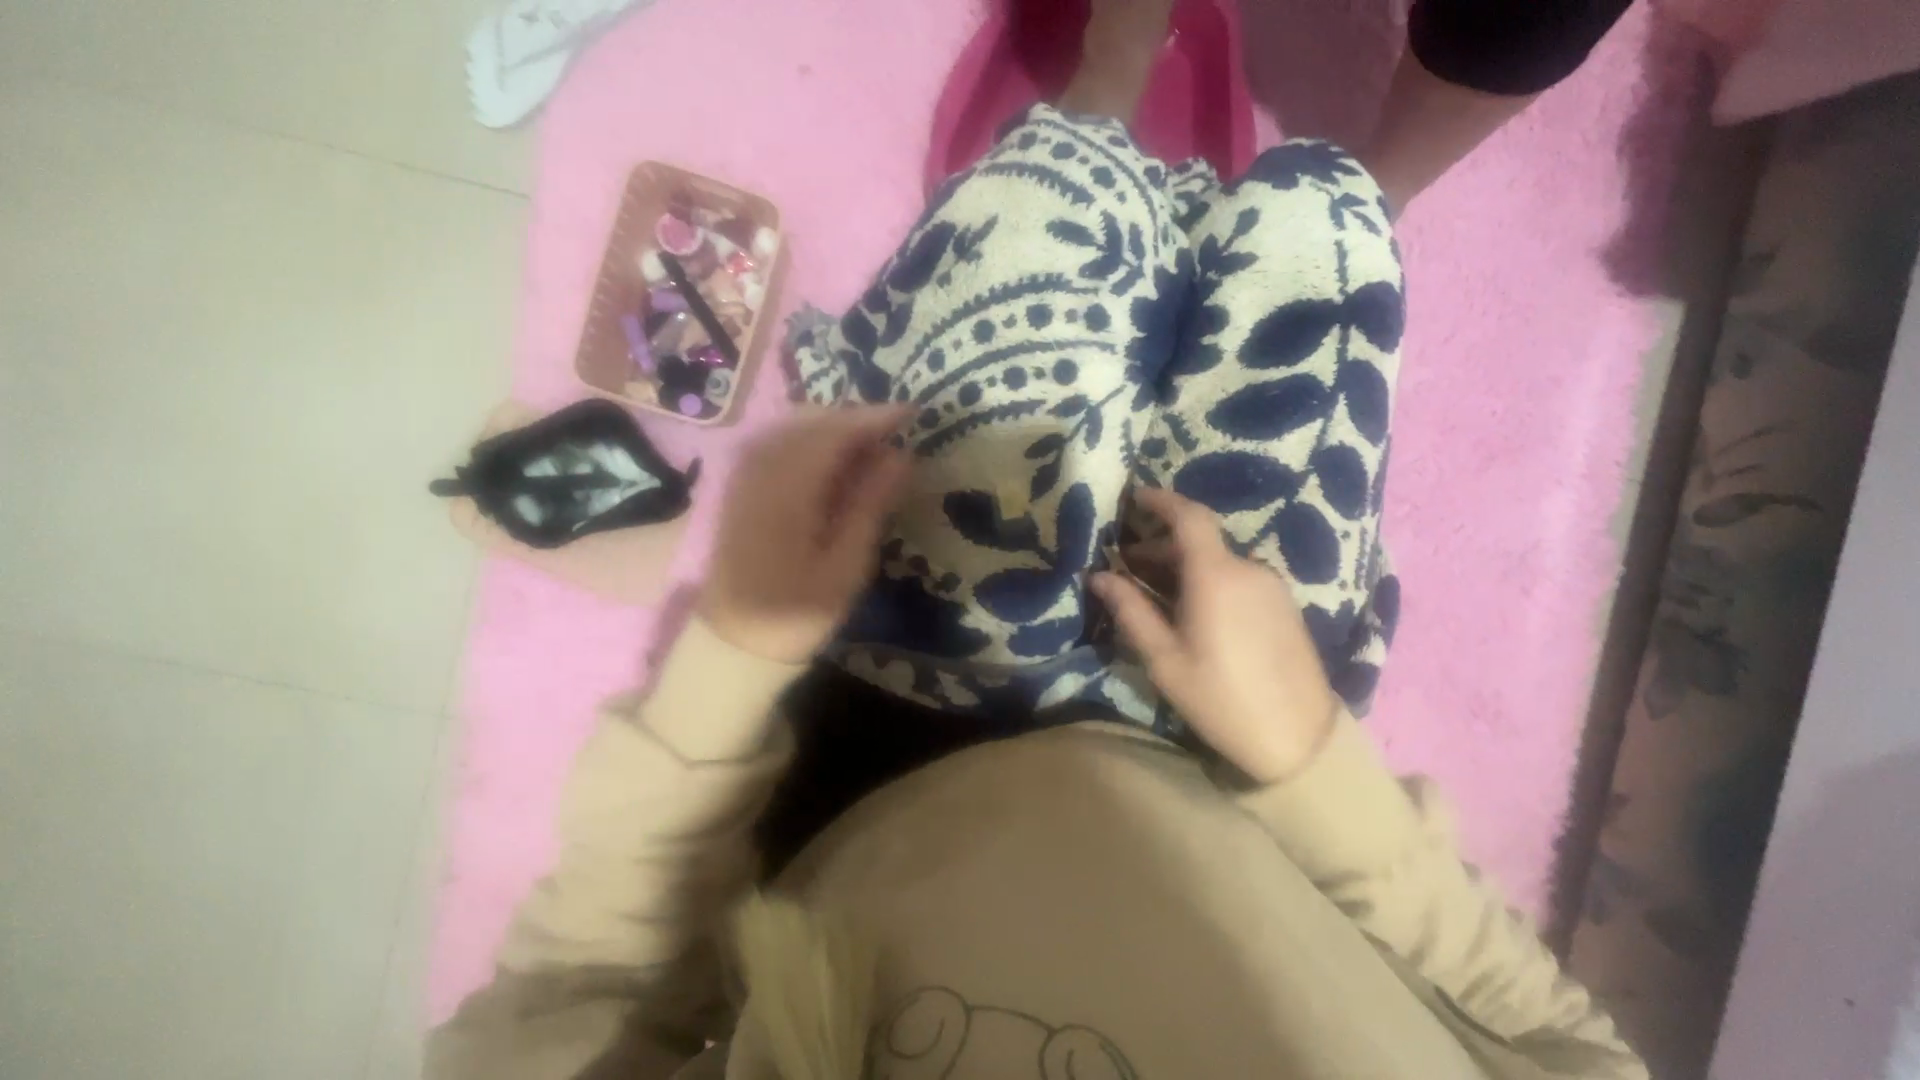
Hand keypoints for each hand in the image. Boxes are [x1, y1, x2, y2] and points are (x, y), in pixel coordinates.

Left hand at [701, 405, 912, 663]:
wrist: (732, 644)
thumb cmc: (796, 615)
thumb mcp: (846, 567)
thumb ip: (870, 504)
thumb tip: (900, 455)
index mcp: (787, 490)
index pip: (834, 433)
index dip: (874, 419)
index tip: (914, 415)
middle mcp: (760, 470)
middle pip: (811, 423)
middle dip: (855, 421)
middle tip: (896, 435)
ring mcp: (743, 476)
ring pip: (792, 429)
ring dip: (832, 429)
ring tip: (870, 448)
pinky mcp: (737, 487)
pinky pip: (777, 444)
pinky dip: (809, 442)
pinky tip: (831, 462)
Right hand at [1090, 488, 1339, 783]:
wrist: (1298, 737)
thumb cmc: (1220, 698)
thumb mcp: (1164, 659)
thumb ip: (1131, 610)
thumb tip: (1098, 576)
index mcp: (1216, 575)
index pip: (1188, 516)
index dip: (1160, 501)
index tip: (1133, 498)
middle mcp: (1247, 569)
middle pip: (1200, 541)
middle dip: (1160, 546)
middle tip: (1126, 565)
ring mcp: (1271, 586)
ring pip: (1219, 561)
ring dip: (1184, 567)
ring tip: (1152, 591)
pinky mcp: (1284, 605)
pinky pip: (1238, 578)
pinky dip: (1208, 580)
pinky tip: (1190, 609)